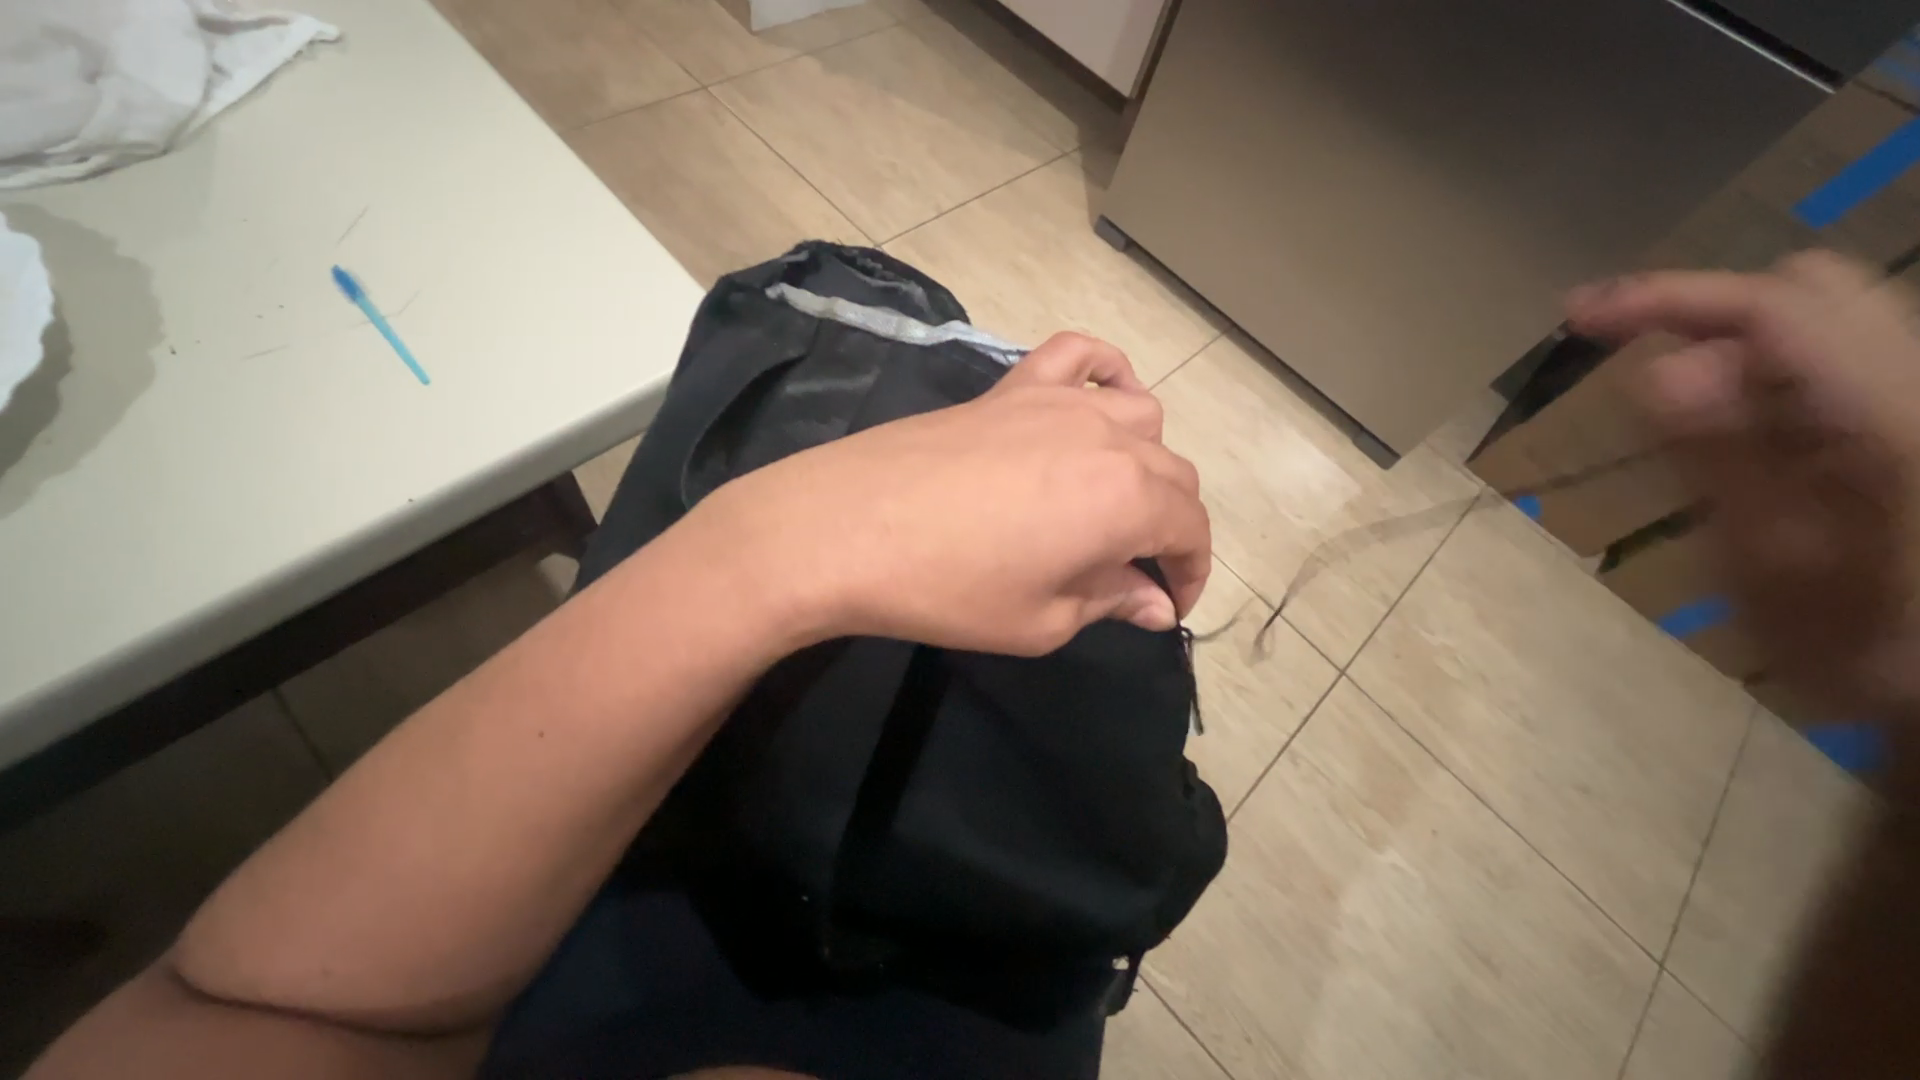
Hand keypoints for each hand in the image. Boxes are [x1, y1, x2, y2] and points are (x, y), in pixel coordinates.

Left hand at [676, 332, 1211, 656]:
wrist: (846, 530)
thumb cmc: (950, 588)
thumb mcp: (1041, 619)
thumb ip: (1111, 600)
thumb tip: (1155, 604)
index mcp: (1128, 499)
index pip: (1191, 530)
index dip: (1189, 573)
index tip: (1167, 604)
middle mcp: (1109, 437)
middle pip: (1173, 473)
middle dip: (1170, 524)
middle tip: (1132, 569)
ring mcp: (1059, 401)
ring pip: (1140, 414)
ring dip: (1145, 459)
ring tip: (1111, 498)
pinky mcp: (1011, 386)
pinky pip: (1078, 355)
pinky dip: (1102, 371)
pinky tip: (1094, 399)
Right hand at [1569, 252, 1919, 716]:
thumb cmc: (1863, 643)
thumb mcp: (1772, 564)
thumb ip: (1723, 461)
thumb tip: (1658, 370)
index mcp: (1892, 417)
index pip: (1776, 305)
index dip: (1670, 297)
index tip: (1574, 318)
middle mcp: (1916, 385)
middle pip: (1811, 288)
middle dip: (1707, 312)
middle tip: (1626, 363)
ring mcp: (1917, 398)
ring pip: (1827, 313)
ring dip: (1734, 339)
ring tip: (1674, 400)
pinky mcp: (1907, 418)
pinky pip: (1835, 355)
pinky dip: (1765, 367)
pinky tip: (1731, 422)